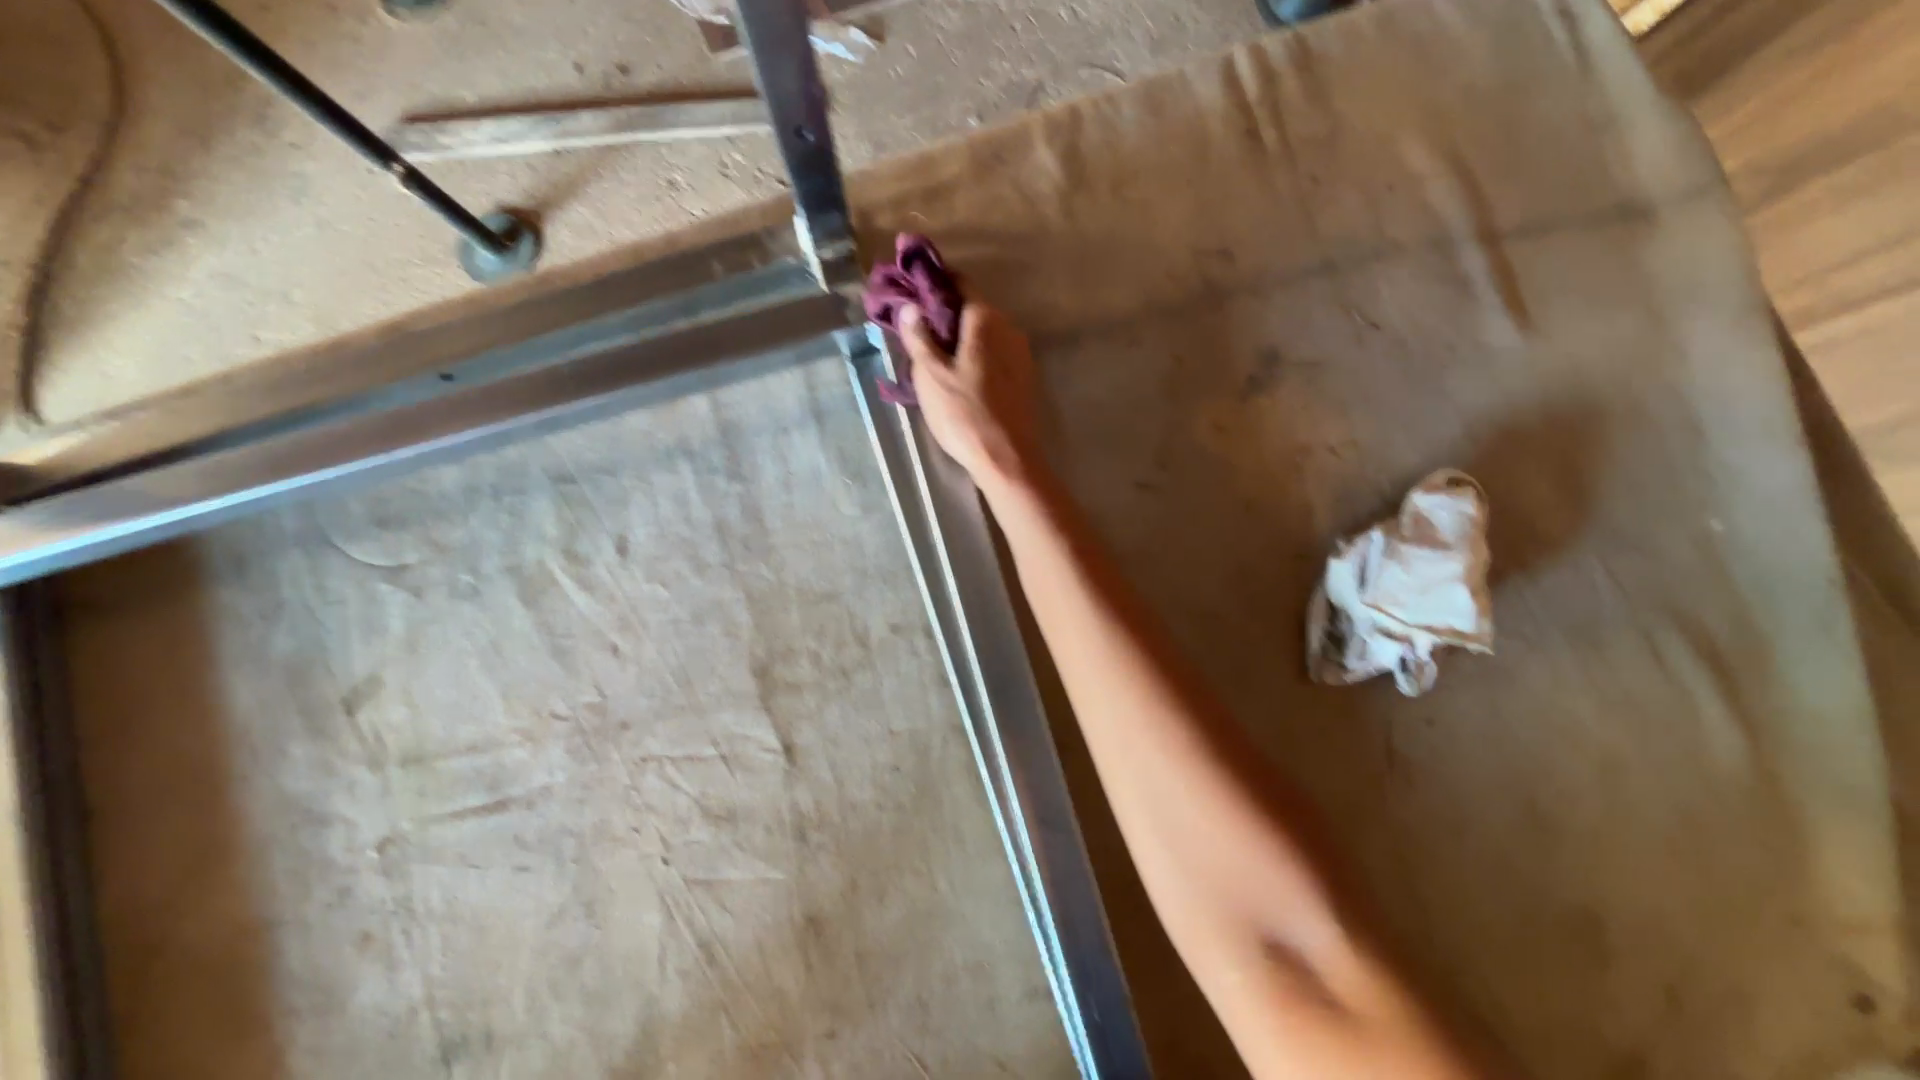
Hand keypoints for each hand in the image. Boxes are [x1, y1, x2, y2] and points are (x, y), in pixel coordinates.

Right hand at [898, 302, 1045, 500]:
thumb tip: (910, 306)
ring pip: (984, 334)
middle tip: (916, 327)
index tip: (912, 289)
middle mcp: (1008, 328)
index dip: (934, 283)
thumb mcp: (931, 375)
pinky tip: (958, 374)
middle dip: (945, 313)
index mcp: (985, 319)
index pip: (960, 284)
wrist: (1006, 458)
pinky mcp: (1023, 377)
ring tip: (933, 353)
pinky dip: (975, 355)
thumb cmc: (964, 413)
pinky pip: (994, 354)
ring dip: (960, 337)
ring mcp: (1020, 353)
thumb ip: (919, 337)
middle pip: (972, 309)